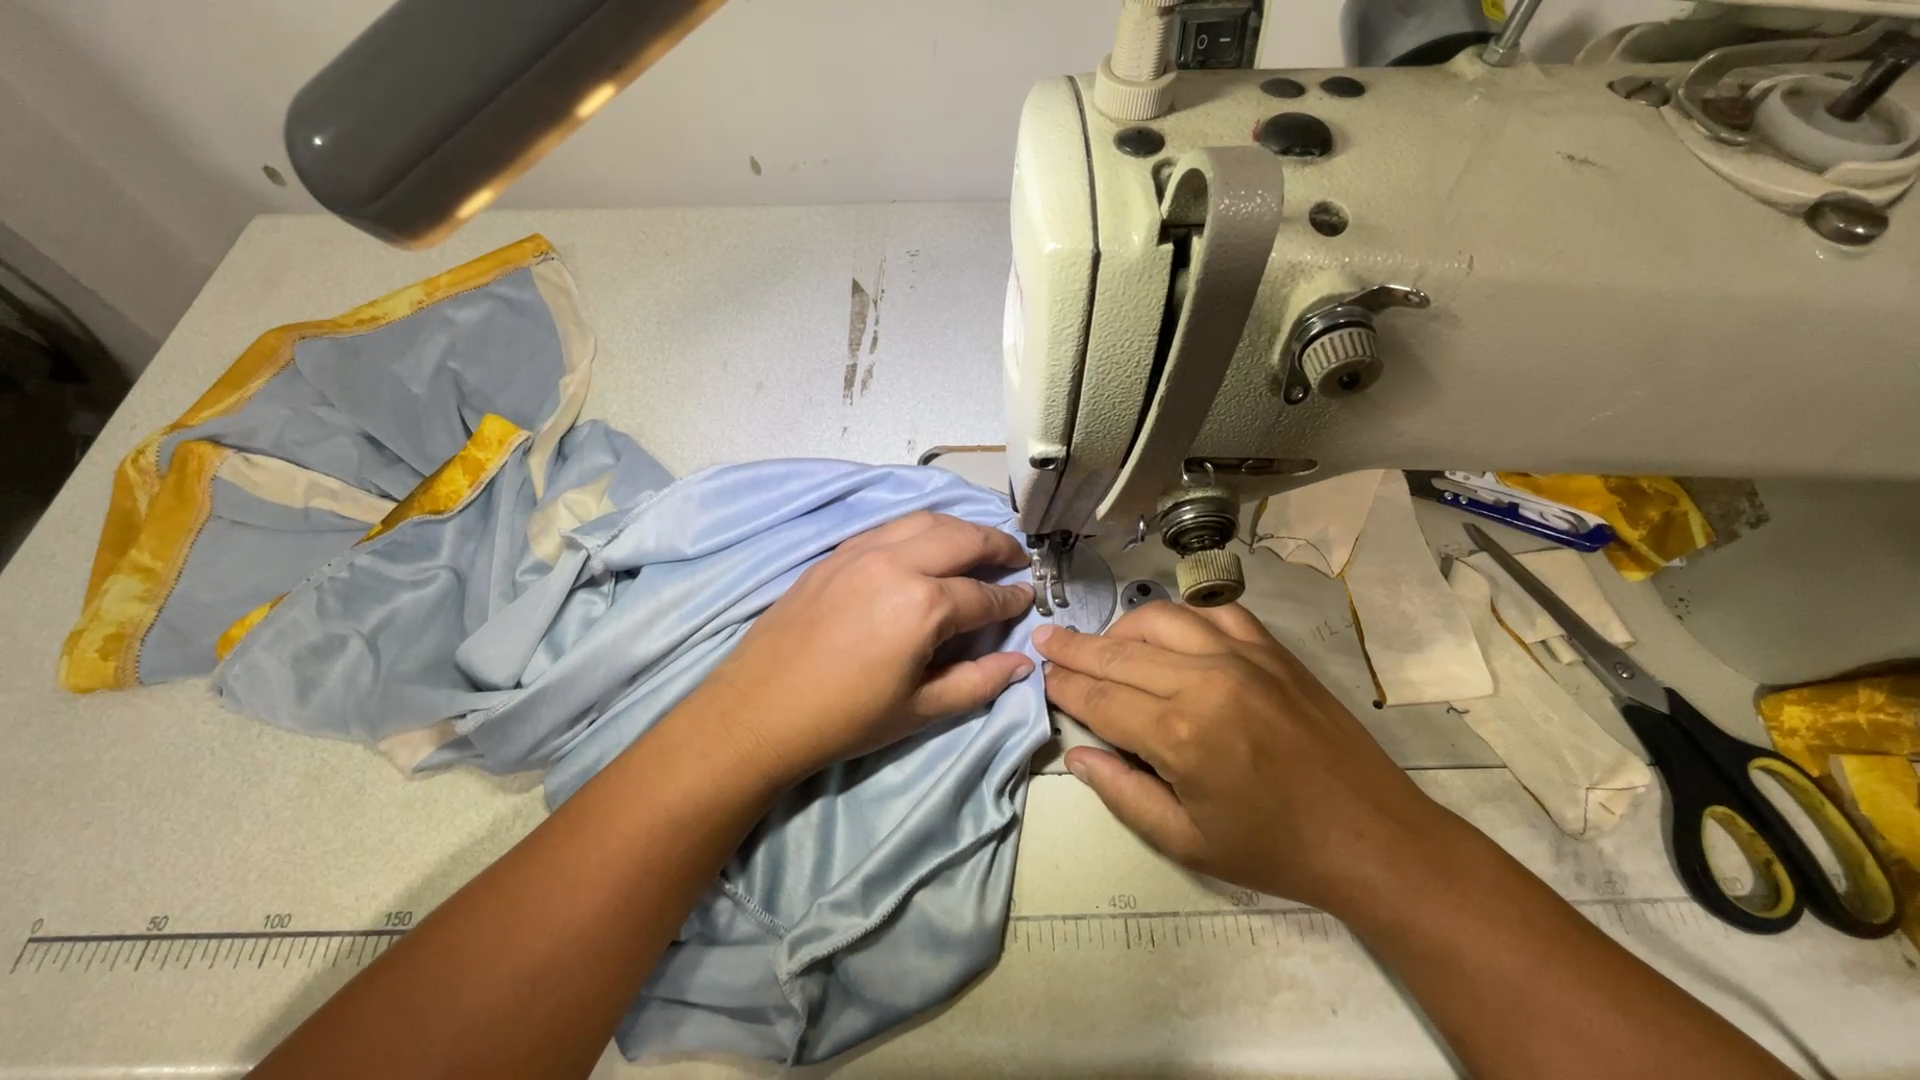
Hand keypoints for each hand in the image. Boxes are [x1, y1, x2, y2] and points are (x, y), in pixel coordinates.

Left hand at [695, 511, 1033, 787]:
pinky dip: (918, 529)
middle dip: (997, 545)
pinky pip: (888, 527)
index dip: (1012, 600)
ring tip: (977, 544)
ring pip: (924, 520)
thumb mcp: (921, 709)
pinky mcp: (834, 554)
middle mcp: (897, 564)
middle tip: (1016, 558)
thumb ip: (979, 681)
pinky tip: (924, 547)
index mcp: (925, 605)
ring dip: (959, 528)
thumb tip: (1023, 664)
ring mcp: (861, 552)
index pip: (984, 595)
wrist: (760, 709)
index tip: (1028, 599)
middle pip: (962, 538)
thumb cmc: (845, 718)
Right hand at [1036, 602, 1458, 914]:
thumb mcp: (1186, 843)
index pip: (1099, 698)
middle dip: (1076, 648)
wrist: (1371, 836)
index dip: (1064, 686)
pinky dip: (1184, 616)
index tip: (1040, 674)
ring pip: (1162, 620)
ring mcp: (1243, 658)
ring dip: (1122, 628)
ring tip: (1102, 642)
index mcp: (1178, 734)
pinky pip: (1216, 613)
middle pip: (1120, 653)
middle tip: (1046, 640)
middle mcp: (1204, 681)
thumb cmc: (1273, 850)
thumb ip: (1122, 794)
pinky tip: (1170, 631)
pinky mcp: (1274, 651)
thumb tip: (1076, 754)